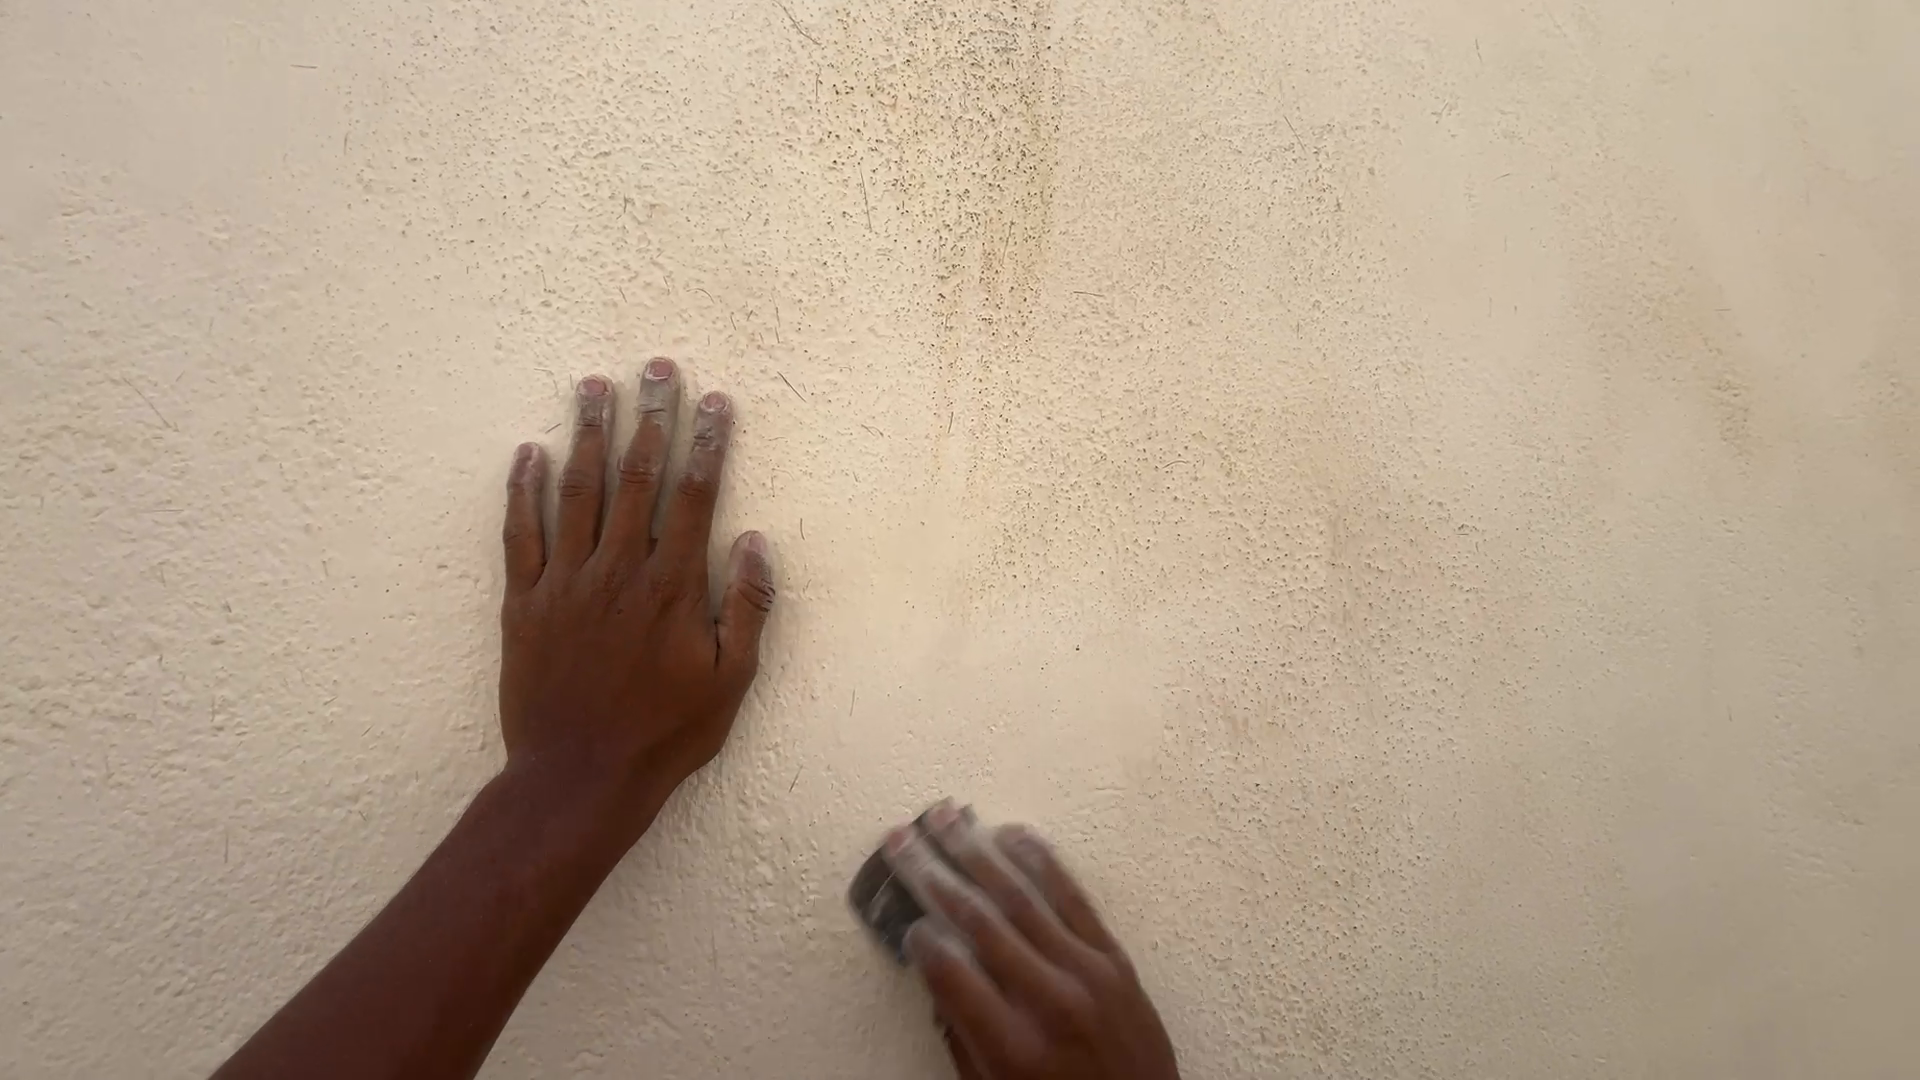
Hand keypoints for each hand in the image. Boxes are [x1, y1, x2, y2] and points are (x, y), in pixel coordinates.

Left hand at [497, 361, 773, 831]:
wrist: (579, 778)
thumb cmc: (667, 731)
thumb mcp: (732, 679)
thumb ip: (747, 606)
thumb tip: (752, 542)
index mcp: (672, 587)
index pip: (695, 497)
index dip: (707, 445)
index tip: (714, 403)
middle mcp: (618, 570)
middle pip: (636, 478)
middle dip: (650, 418)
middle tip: (655, 370)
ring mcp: (566, 583)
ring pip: (577, 492)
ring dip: (587, 435)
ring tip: (594, 386)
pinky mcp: (524, 603)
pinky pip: (520, 534)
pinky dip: (522, 491)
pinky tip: (526, 452)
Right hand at [883, 802, 1179, 1079]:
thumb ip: (964, 1036)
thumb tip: (938, 973)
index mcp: (1013, 1047)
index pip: (952, 972)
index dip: (922, 939)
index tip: (907, 921)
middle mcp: (1048, 999)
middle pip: (977, 919)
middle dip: (931, 873)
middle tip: (902, 838)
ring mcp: (1085, 970)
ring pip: (1020, 895)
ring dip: (976, 850)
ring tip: (945, 817)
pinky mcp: (1114, 956)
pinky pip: (1072, 895)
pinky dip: (1039, 860)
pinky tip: (1012, 833)